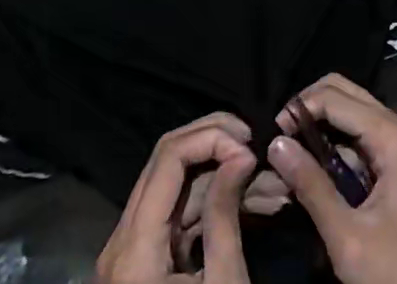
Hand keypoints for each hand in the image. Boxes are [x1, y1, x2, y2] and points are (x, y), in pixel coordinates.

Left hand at [98, 113, 255, 283]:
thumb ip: (225, 217)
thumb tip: (242, 155)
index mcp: (133, 249)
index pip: (168, 158)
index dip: (212, 138)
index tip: (251, 150)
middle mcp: (122, 239)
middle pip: (167, 160)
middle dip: (218, 143)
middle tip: (258, 146)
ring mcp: (131, 248)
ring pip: (178, 184)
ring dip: (225, 174)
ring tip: (274, 181)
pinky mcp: (145, 258)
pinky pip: (181, 212)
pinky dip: (218, 201)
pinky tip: (259, 202)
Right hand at [268, 75, 396, 283]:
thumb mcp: (348, 236)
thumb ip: (312, 187)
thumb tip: (276, 144)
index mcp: (389, 134)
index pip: (335, 97)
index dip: (300, 108)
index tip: (269, 136)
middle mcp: (393, 128)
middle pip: (343, 93)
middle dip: (308, 106)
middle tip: (277, 138)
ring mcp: (392, 145)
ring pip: (347, 114)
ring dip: (315, 124)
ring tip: (284, 152)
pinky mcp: (387, 165)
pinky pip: (353, 139)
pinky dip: (327, 144)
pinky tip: (304, 166)